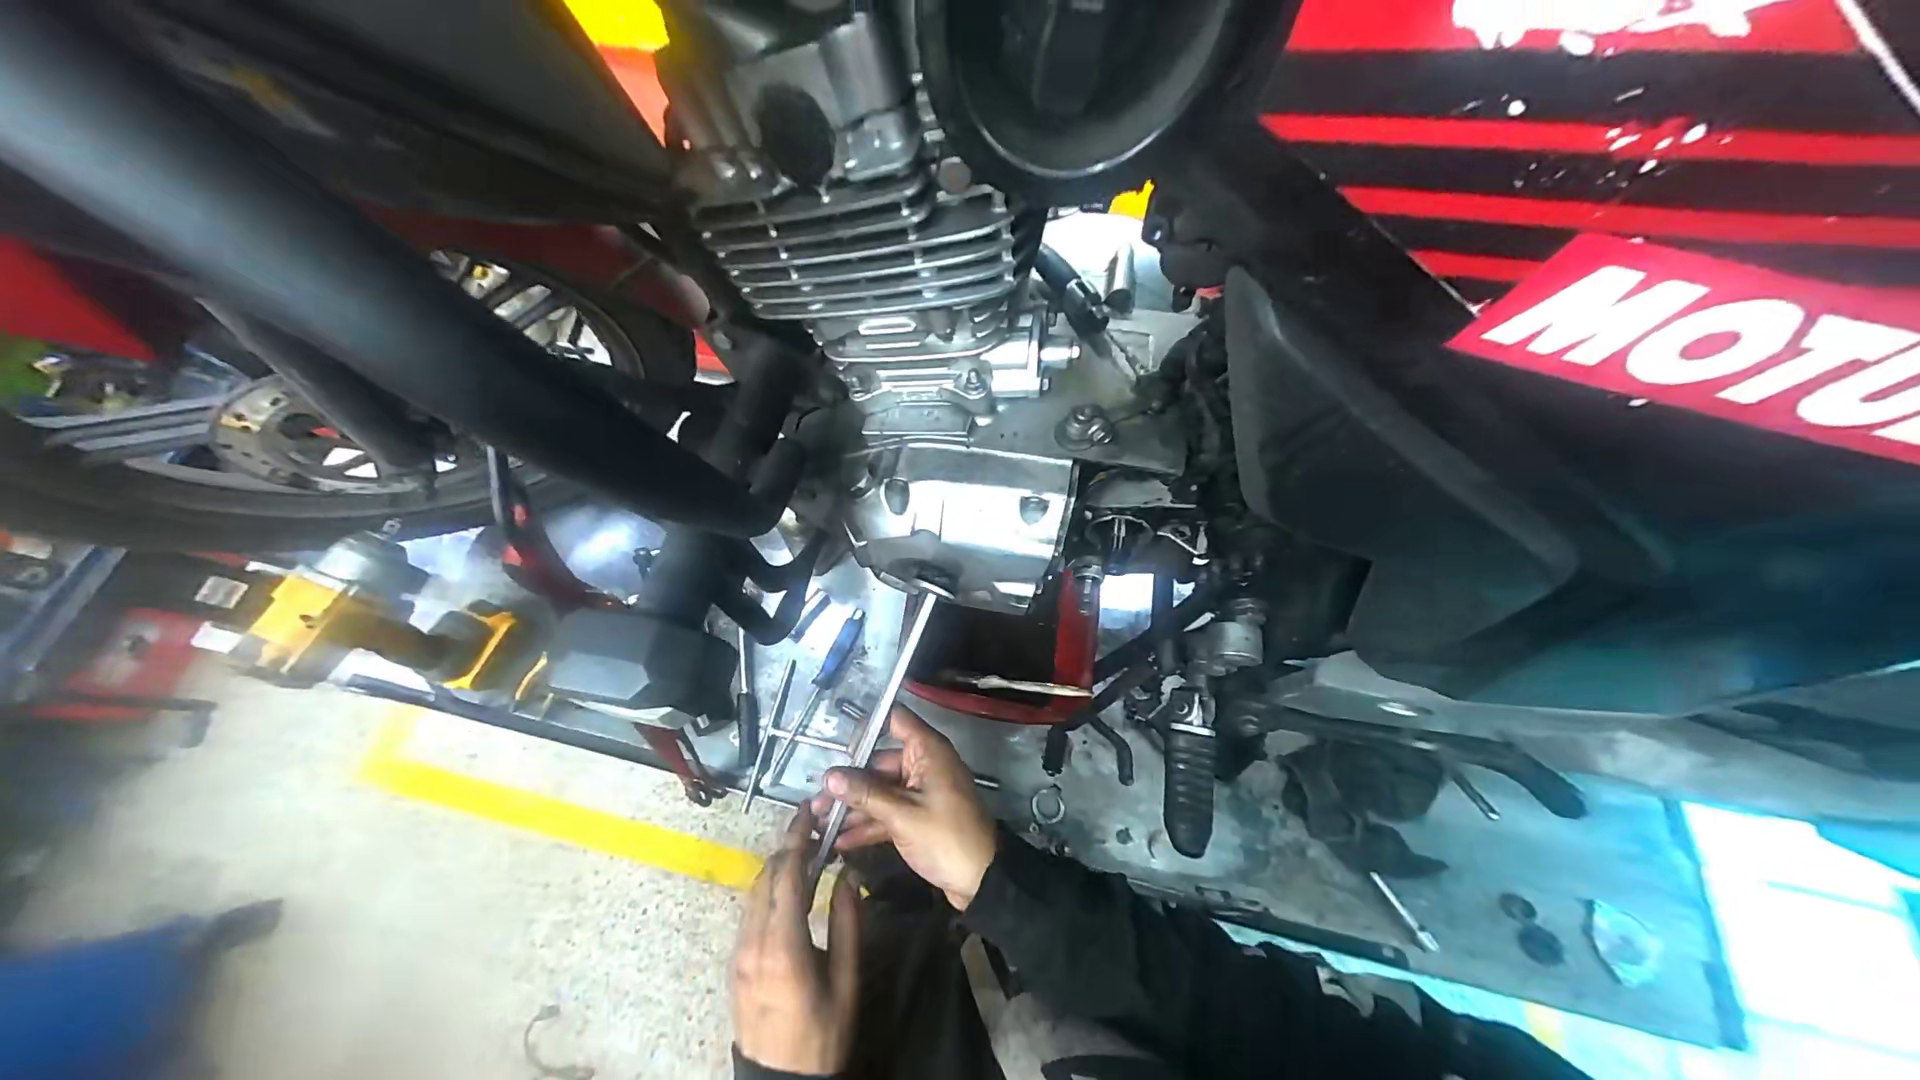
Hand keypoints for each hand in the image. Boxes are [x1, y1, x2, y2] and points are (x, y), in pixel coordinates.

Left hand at [732, 807, 860, 1075]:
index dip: (798, 838)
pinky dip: (771, 890)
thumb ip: (847, 923)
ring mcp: (739, 953)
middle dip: (789, 846)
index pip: (786, 874)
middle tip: (815, 829)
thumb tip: (847, 876)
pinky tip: (792, 891)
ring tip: (807, 854)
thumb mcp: (845, 980)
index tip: (811, 812)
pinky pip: (752, 912)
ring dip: (779, 867)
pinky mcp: (736, 963)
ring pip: (756, 892)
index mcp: (783, 945)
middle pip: (766, 876)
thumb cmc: (822, 1033)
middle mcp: (753, 942)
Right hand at [809, 706, 996, 911]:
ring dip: (853, 806)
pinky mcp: (918, 817)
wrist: (981, 881)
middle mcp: (924, 765)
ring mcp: (921, 792)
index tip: (834, 737)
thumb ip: (865, 793)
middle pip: (879, 762)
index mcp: (927, 751)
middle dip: (848, 781)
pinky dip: (868, 824)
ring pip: (881, 790)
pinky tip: (840, 841)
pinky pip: (888, 812)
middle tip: (816, 799)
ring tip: (819, 821)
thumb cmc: (945, 837)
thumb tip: (829, 776)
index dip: (867, 725)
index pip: (896, 720)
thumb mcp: (902, 814)